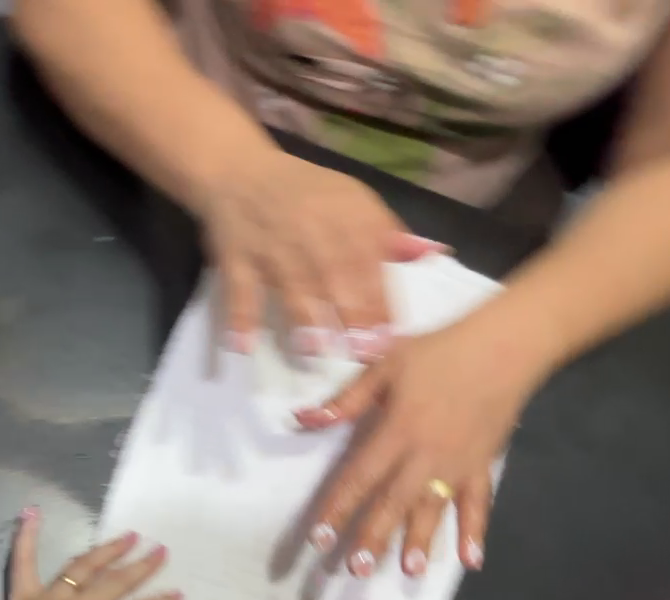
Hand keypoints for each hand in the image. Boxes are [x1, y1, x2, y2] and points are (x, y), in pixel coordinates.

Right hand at [194, 141, 444, 360]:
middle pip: (337, 280)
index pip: (372, 268)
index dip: (381, 306)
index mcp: (349, 221)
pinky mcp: (237, 261)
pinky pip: (239, 293)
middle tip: (362, 355)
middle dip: (352, 317)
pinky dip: (238, 319)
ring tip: (315, 352)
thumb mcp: (354, 199)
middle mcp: (314, 236)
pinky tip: (242, 347)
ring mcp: (273, 250)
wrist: (241, 173)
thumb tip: (432, 255)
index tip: (391, 341)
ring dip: (304, 320)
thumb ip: (388, 232)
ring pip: (292, 287)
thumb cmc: (304, 193)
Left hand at [295, 316, 544, 575]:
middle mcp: (426, 455)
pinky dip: (475, 530)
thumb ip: (345, 400)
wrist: (509, 344)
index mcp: (396, 431)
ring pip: (434, 509)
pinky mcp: (484, 464)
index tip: (318, 538)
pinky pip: (479, 503)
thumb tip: (302, 419)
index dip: (336, 509)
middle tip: (356, 570)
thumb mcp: (385, 366)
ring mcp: (458, 463)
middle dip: (374, 537)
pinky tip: (471, 561)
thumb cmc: (440, 352)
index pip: (359, 478)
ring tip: (408, 572)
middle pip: (394, 502)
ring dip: (420, 541)